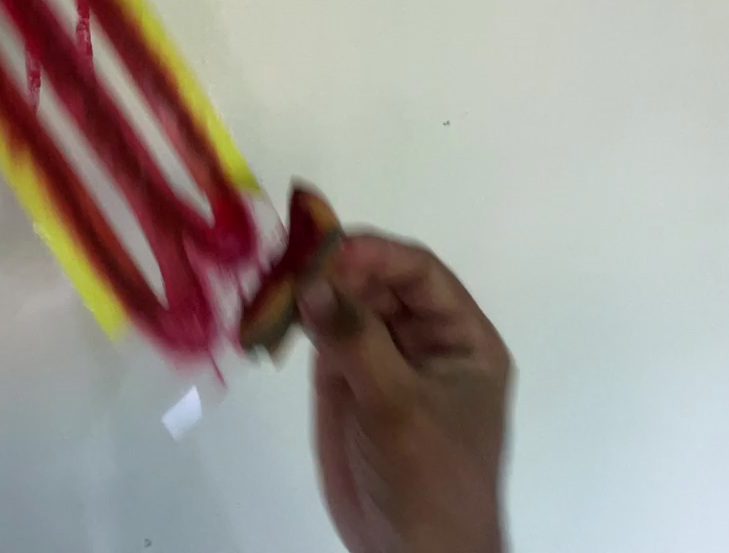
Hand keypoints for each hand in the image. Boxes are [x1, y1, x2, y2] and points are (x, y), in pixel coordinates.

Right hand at [298, 226, 512, 552]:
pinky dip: (293, 315)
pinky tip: (267, 307)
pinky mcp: (344, 373)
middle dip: (332, 266)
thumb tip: (309, 281)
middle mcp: (420, 337)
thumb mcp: (400, 407)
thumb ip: (357, 340)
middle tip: (285, 262)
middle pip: (375, 278)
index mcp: (460, 339)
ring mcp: (379, 353)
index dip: (376, 253)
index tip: (327, 247)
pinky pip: (319, 328)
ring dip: (307, 286)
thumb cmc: (429, 481)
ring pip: (342, 299)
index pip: (420, 273)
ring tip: (268, 279)